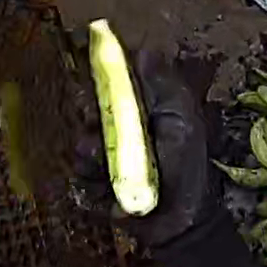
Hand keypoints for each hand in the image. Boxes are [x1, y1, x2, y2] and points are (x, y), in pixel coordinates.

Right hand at [76, 48, 257, 266]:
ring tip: (113, 160)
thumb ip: (163, 85)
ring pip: (79, 137)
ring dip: (94, 147)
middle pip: (85, 103)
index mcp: (137, 104)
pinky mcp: (91, 179)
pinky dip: (92, 174)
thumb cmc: (188, 164)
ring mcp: (101, 151)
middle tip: (95, 115)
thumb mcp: (182, 119)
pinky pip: (78, 169)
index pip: (110, 77)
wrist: (180, 219)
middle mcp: (115, 123)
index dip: (98, 65)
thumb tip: (145, 47)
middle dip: (88, 107)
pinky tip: (110, 183)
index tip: (91, 57)